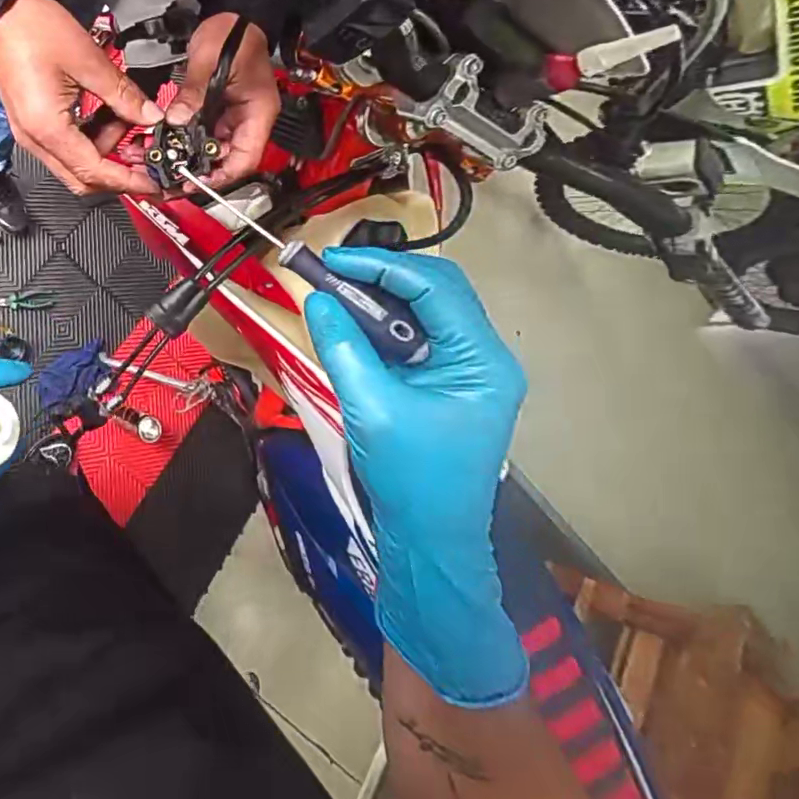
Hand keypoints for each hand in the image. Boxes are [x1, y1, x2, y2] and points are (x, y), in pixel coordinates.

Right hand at [0, 0, 163, 194]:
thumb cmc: (29, 30)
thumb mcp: (88, 60)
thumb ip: (122, 94)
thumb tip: (148, 115)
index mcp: (48, 129)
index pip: (94, 171)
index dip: (127, 180)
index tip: (151, 182)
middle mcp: (36, 140)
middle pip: (83, 179)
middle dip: (118, 172)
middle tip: (145, 156)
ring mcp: (32, 135)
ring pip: (76, 164)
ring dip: (106, 150)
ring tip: (125, 118)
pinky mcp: (34, 125)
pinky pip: (67, 147)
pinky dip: (91, 140)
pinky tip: (106, 116)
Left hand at [165, 12, 279, 188]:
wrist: (235, 14)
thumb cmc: (236, 32)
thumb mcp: (210, 61)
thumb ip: (193, 94)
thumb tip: (176, 119)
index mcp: (259, 112)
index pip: (245, 160)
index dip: (221, 176)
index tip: (195, 182)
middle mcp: (246, 120)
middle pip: (223, 160)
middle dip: (195, 171)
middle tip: (168, 178)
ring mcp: (231, 117)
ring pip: (206, 150)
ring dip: (184, 158)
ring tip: (157, 164)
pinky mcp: (215, 112)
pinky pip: (198, 135)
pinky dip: (180, 142)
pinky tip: (160, 145)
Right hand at [302, 248, 529, 707]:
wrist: (431, 536)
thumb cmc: (411, 477)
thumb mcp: (370, 407)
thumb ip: (343, 347)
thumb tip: (316, 299)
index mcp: (481, 360)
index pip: (434, 288)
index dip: (379, 266)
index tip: (330, 261)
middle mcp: (482, 356)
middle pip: (435, 291)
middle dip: (380, 276)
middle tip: (328, 273)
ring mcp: (466, 369)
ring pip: (423, 311)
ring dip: (378, 300)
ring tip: (333, 295)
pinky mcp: (446, 381)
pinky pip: (413, 337)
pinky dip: (380, 326)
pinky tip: (350, 326)